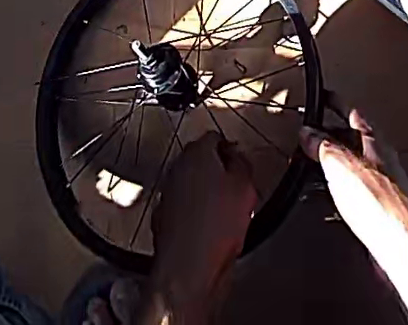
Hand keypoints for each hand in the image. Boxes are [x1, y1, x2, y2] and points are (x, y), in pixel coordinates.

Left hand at [144, 132, 256, 323]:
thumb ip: (242, 164)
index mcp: (197, 153)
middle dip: (218, 171)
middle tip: (235, 189)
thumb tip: (237, 157)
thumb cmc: (216, 228)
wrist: (188, 269)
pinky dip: (193, 212)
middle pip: (201, 159)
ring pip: (191, 182)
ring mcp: (167, 190)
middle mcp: (177, 167)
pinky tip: (207, 229)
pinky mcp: (162, 215)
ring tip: (224, 213)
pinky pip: (182, 206)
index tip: (239, 162)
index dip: (230, 150)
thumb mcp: (245, 188)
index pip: (214, 138)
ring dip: (205, 192)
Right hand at [302, 111, 407, 324]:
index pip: (351, 111)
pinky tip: (335, 197)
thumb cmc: (384, 207)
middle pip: (355, 138)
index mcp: (374, 141)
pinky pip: (359, 191)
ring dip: (338, 162)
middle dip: (334, 134)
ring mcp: (386, 188)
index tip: (323, 95)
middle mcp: (383, 161)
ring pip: (357, 165)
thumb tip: (309, 133)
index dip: (335, 102)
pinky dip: (344, 188)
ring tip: (319, 163)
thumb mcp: (340, 164)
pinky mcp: (384, 214)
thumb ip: (323, 145)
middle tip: (315, 132)